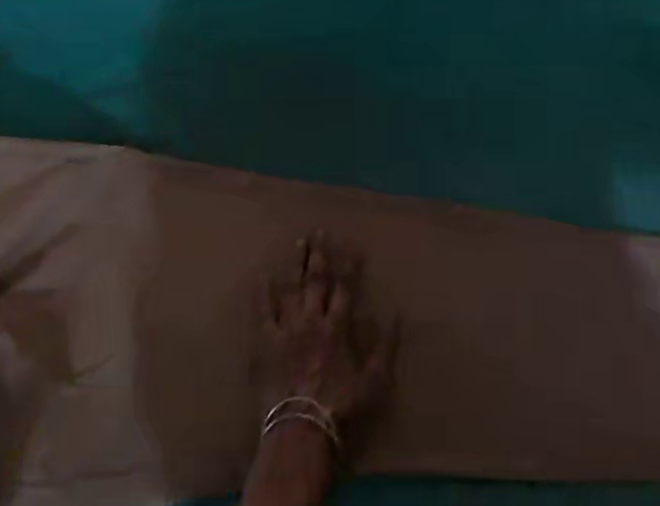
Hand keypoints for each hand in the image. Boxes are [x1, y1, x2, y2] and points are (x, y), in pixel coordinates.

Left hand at [261, 232, 396, 433]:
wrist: (300, 428)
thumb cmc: (340, 407)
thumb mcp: (374, 381)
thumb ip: (385, 347)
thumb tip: (397, 315)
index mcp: (338, 327)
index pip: (346, 288)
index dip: (350, 266)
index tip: (353, 246)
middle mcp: (313, 320)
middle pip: (317, 280)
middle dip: (319, 254)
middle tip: (319, 231)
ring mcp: (287, 329)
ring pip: (292, 288)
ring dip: (296, 264)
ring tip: (298, 243)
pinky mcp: (266, 343)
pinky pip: (262, 313)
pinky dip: (262, 294)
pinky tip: (263, 276)